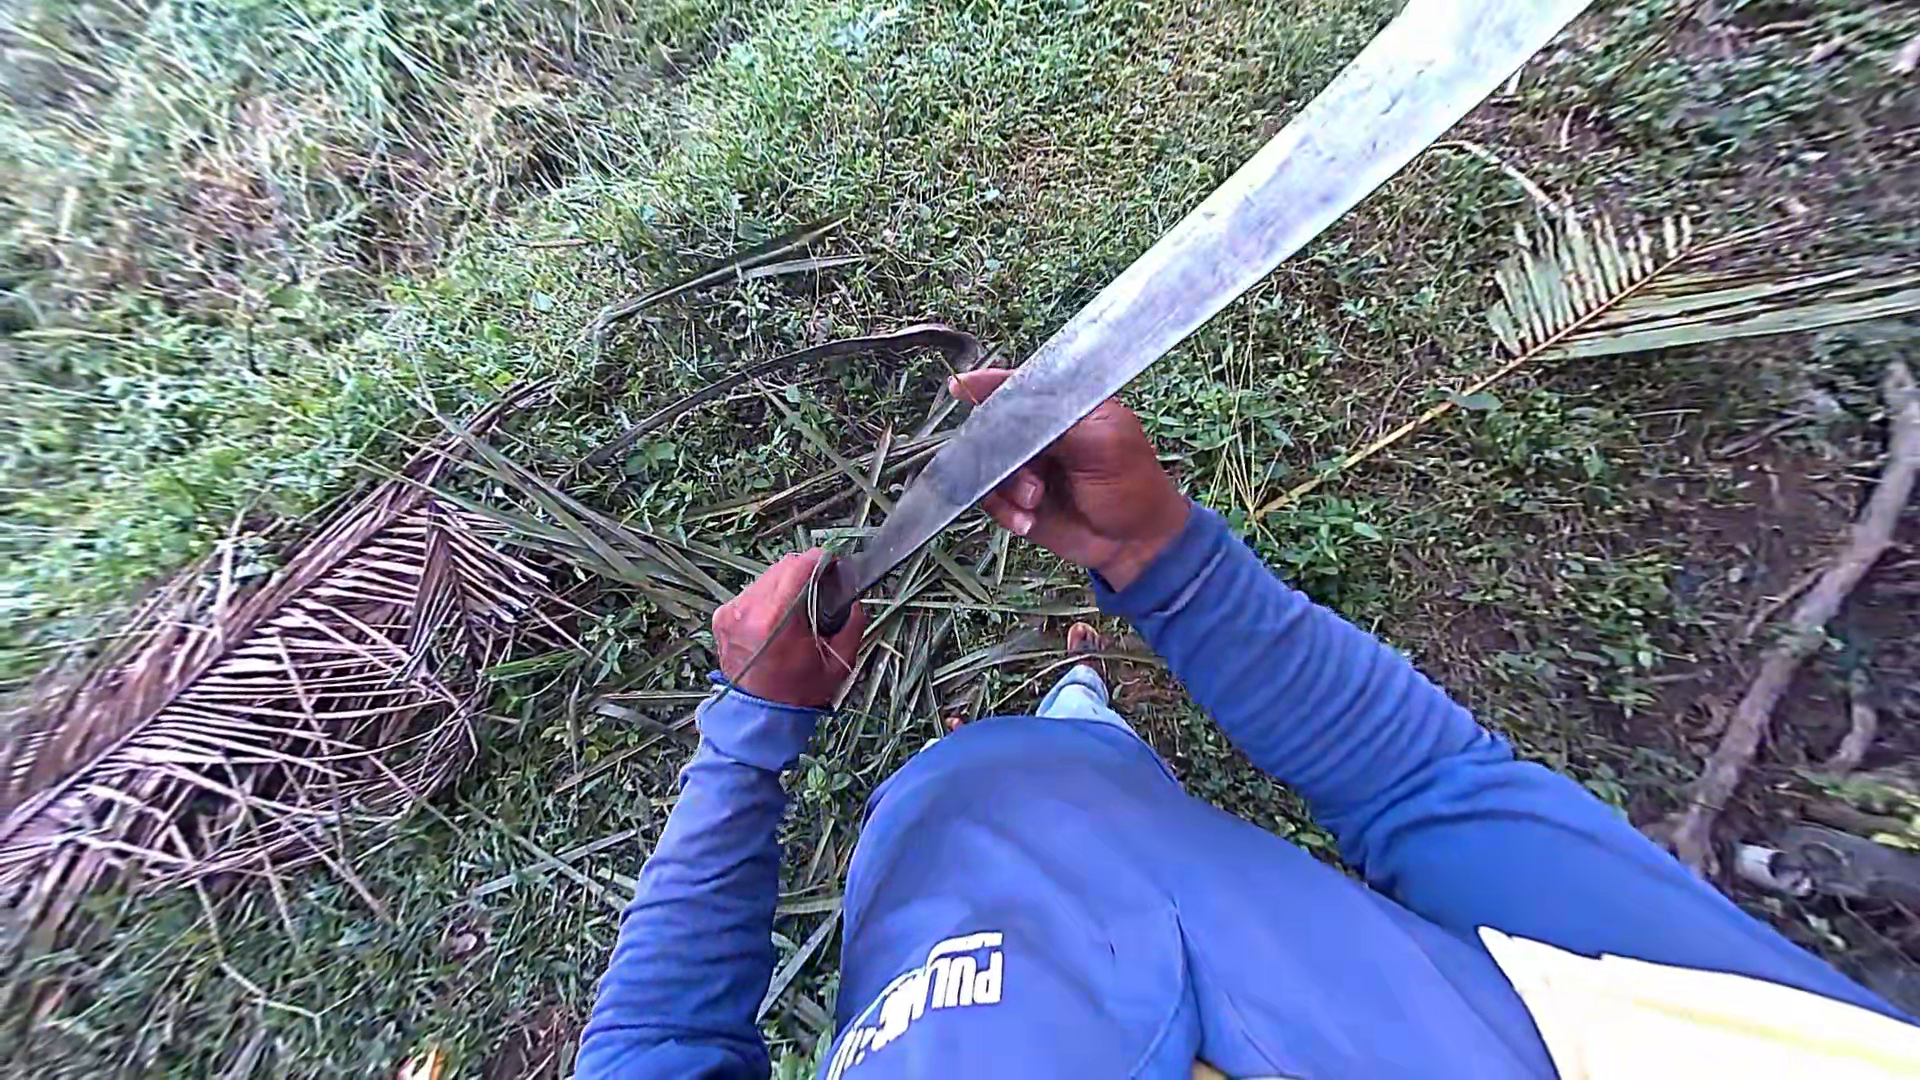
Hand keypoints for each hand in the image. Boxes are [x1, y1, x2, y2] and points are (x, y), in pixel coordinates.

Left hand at [714, 550, 868, 707]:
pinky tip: (780, 614)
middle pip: (782, 567)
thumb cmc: (800, 692)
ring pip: (766, 577)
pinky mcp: (722, 617)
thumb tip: (855, 599)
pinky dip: (769, 596)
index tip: (833, 563)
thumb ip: (852, 624)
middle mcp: (747, 610)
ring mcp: (730, 612)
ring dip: (786, 582)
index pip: (798, 567)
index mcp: (776, 620)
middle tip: (822, 583)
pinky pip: (752, 592)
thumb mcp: (839, 662)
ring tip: (801, 601)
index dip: (820, 559)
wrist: (759, 717)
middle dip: (805, 570)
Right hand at [951, 369, 1188, 589]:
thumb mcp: (1101, 443)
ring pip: (989, 466)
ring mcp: (1027, 469)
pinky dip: (1005, 510)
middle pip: (996, 427)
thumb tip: (1010, 410)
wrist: (1135, 544)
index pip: (1023, 387)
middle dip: (999, 448)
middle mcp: (1041, 435)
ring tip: (1034, 501)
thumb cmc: (1131, 485)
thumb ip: (1057, 423)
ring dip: (1008, 486)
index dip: (991, 385)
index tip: (961, 387)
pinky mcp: (1019, 501)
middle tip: (1022, 469)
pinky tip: (1027, 520)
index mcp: (1067, 409)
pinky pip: (992, 499)